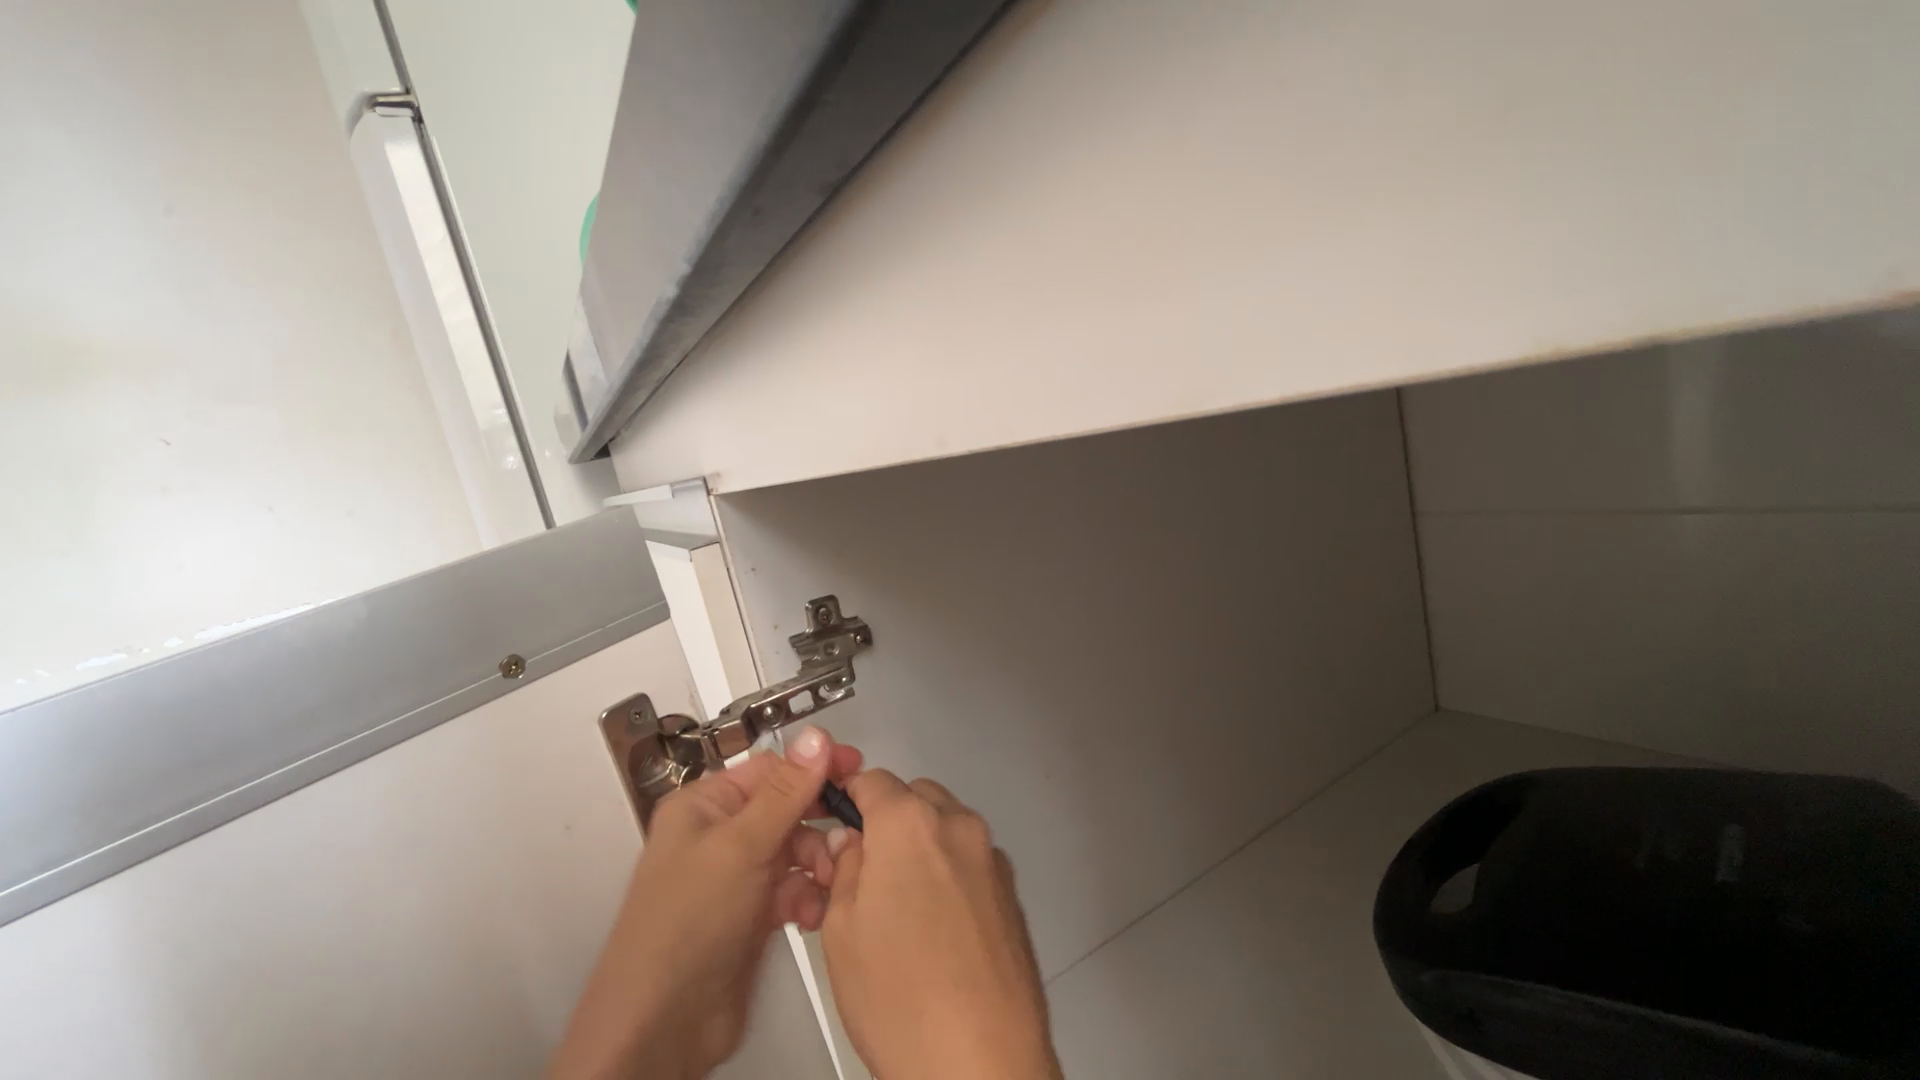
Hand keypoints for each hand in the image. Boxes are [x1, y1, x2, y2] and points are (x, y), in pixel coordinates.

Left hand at [547, 726, 862, 1079]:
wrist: (662, 1024)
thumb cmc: (683, 928)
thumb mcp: (741, 847)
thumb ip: (786, 792)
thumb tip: (815, 738)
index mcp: (705, 806)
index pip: (771, 769)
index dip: (814, 769)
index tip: (855, 771)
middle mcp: (719, 836)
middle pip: (788, 810)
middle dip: (819, 825)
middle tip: (849, 837)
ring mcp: (735, 877)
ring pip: (796, 851)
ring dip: (817, 865)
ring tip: (826, 884)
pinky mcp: (751, 915)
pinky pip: (794, 889)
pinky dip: (807, 898)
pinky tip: (810, 915)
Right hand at [822, 770, 1060, 1079]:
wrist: (982, 1063)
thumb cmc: (905, 1002)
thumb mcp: (841, 931)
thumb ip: (844, 869)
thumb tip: (851, 845)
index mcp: (910, 824)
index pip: (872, 780)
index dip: (848, 798)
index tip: (836, 821)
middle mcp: (958, 827)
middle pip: (915, 798)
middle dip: (887, 823)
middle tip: (863, 872)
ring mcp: (991, 859)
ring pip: (945, 828)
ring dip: (921, 848)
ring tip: (899, 910)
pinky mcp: (1011, 893)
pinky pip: (970, 861)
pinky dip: (949, 874)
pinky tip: (934, 928)